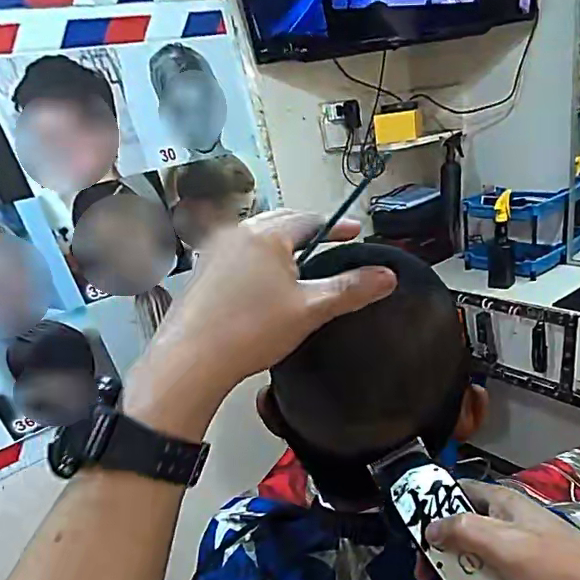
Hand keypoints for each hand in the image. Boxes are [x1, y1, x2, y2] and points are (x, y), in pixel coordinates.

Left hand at [123, 210, 394, 433]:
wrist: (192, 359)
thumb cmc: (249, 330)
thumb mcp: (311, 309)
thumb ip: (351, 289)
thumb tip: (387, 276)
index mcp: (266, 235)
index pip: (312, 219)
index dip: (338, 227)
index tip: (355, 232)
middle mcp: (237, 234)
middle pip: (283, 223)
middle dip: (311, 231)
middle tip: (333, 243)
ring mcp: (215, 252)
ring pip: (260, 239)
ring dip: (285, 246)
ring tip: (303, 264)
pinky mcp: (204, 273)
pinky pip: (241, 255)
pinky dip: (262, 261)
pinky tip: (269, 285)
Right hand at [424, 481, 579, 579]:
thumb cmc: (552, 565)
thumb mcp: (503, 544)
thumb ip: (463, 531)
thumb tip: (429, 527)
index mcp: (504, 503)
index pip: (460, 491)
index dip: (435, 507)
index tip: (416, 534)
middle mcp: (509, 522)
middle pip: (463, 532)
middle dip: (444, 557)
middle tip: (427, 579)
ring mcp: (518, 551)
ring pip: (476, 562)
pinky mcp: (526, 578)